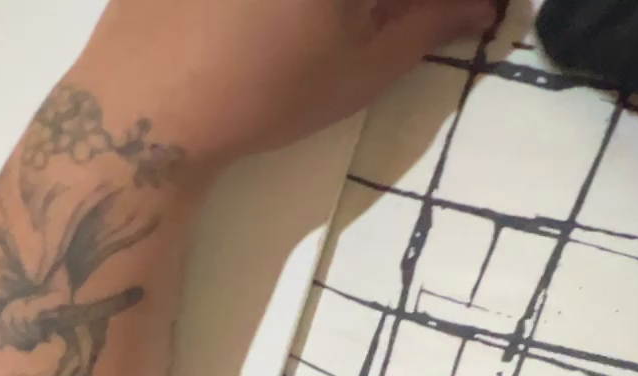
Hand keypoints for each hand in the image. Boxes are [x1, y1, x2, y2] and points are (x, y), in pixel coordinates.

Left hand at [77, 0, 496, 170]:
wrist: (154, 103)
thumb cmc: (266, 92)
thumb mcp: (361, 68)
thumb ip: (429, 23)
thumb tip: (483, 3)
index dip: (436, 3)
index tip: (456, 18)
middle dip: (397, 3)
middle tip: (407, 21)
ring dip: (358, 9)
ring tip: (338, 33)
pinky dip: (303, 9)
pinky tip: (284, 24)